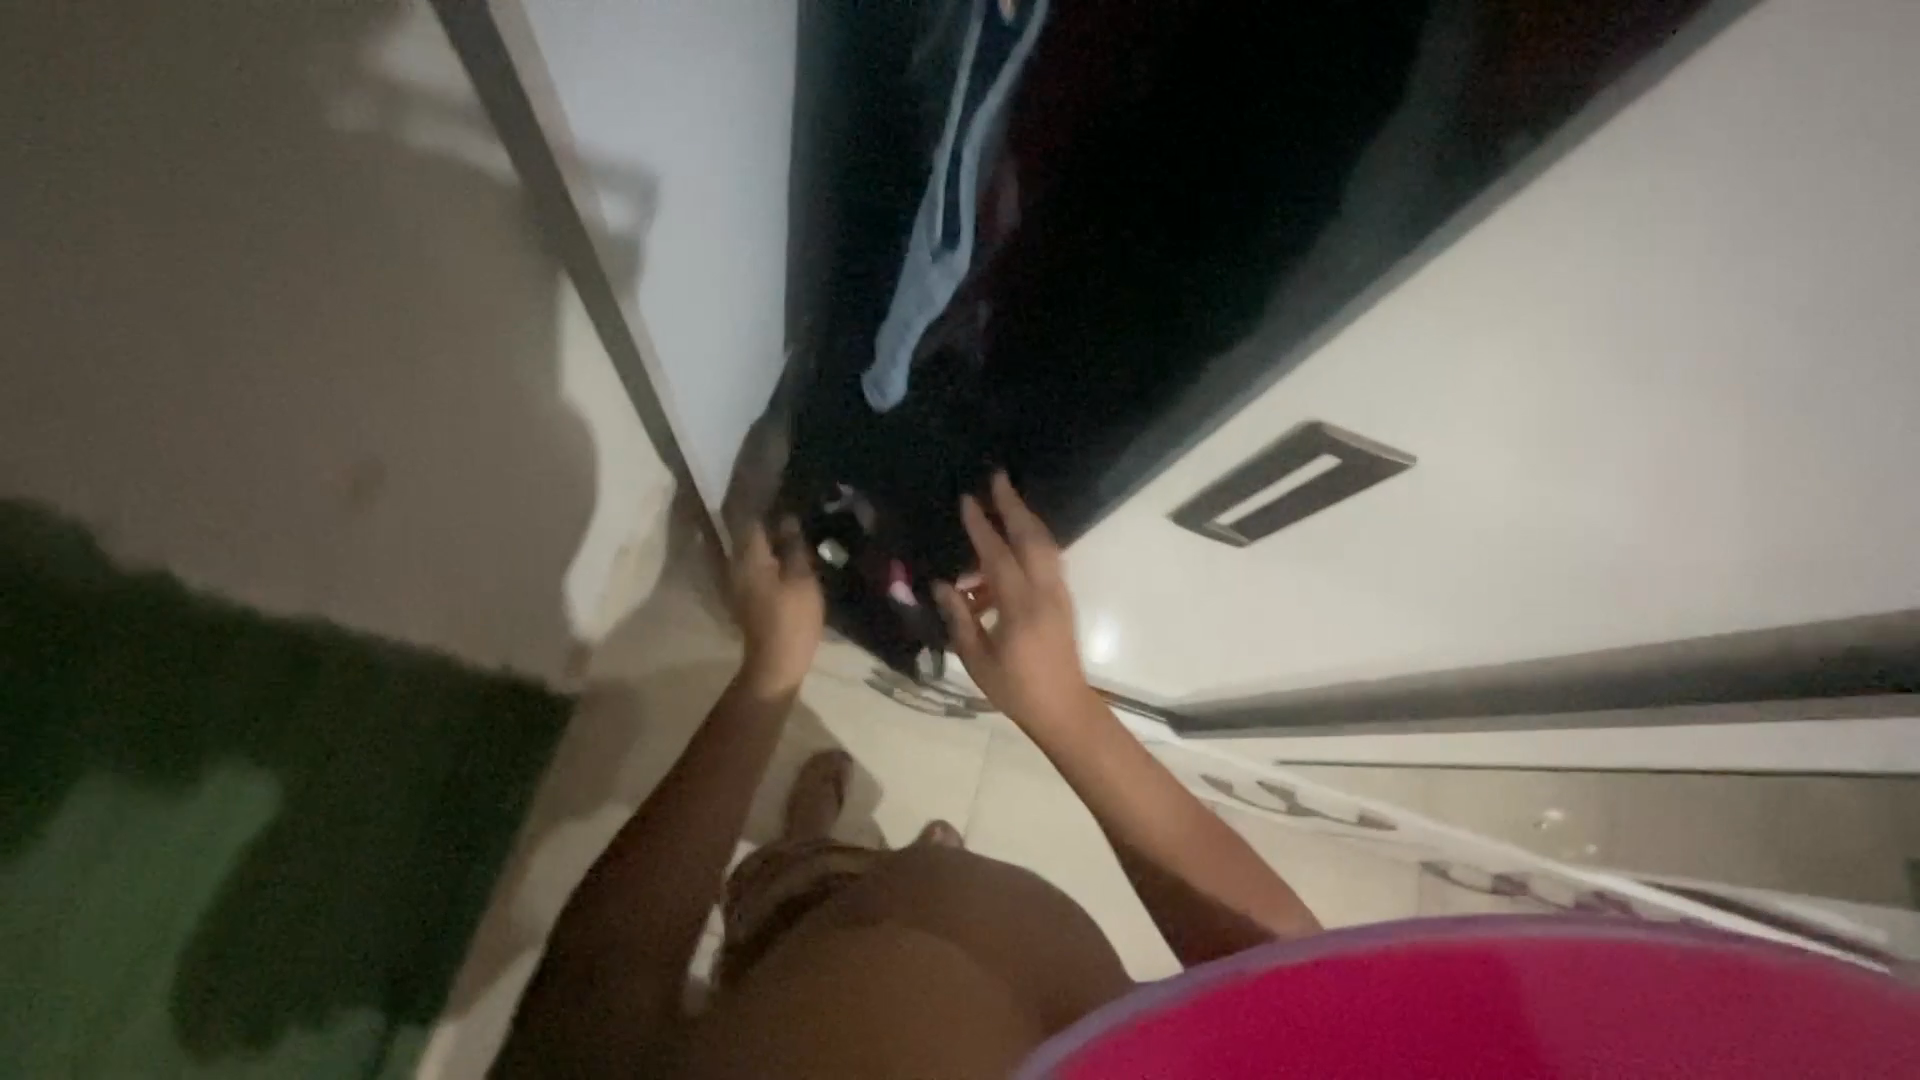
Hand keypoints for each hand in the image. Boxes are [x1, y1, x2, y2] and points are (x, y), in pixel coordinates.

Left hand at [731, 516, 823, 694]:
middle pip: (749, 536)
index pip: (753, 520)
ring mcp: (737, 583)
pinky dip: (770, 561)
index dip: (770, 507)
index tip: (788, 498)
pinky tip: (788, 562)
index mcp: (749, 557)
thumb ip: (793, 546)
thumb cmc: (792, 617)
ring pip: (753, 553)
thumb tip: (787, 519)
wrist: (776, 662)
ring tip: (795, 537)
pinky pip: (755, 569)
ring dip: (770, 544)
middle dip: (770, 525)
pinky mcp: (745, 598)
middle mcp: (736, 565)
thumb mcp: (801, 577)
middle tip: (795, 517)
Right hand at [935, 473, 1097, 729]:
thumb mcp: (977, 660)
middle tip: (998, 477)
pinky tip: (1018, 535)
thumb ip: (959, 619)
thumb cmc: (1015, 690)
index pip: (998, 557)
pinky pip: (1049, 558)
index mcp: (1020, 609)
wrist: (1064, 708)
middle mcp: (1044, 593)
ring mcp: (1059, 594)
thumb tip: (942, 584)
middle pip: (1031, 538)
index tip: (968, 501)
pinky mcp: (1064, 599)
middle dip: (1013, 505)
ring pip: (1045, 544)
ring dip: (1026, 517)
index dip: (982, 528)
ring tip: (1007, 497)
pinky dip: (1034, 538)